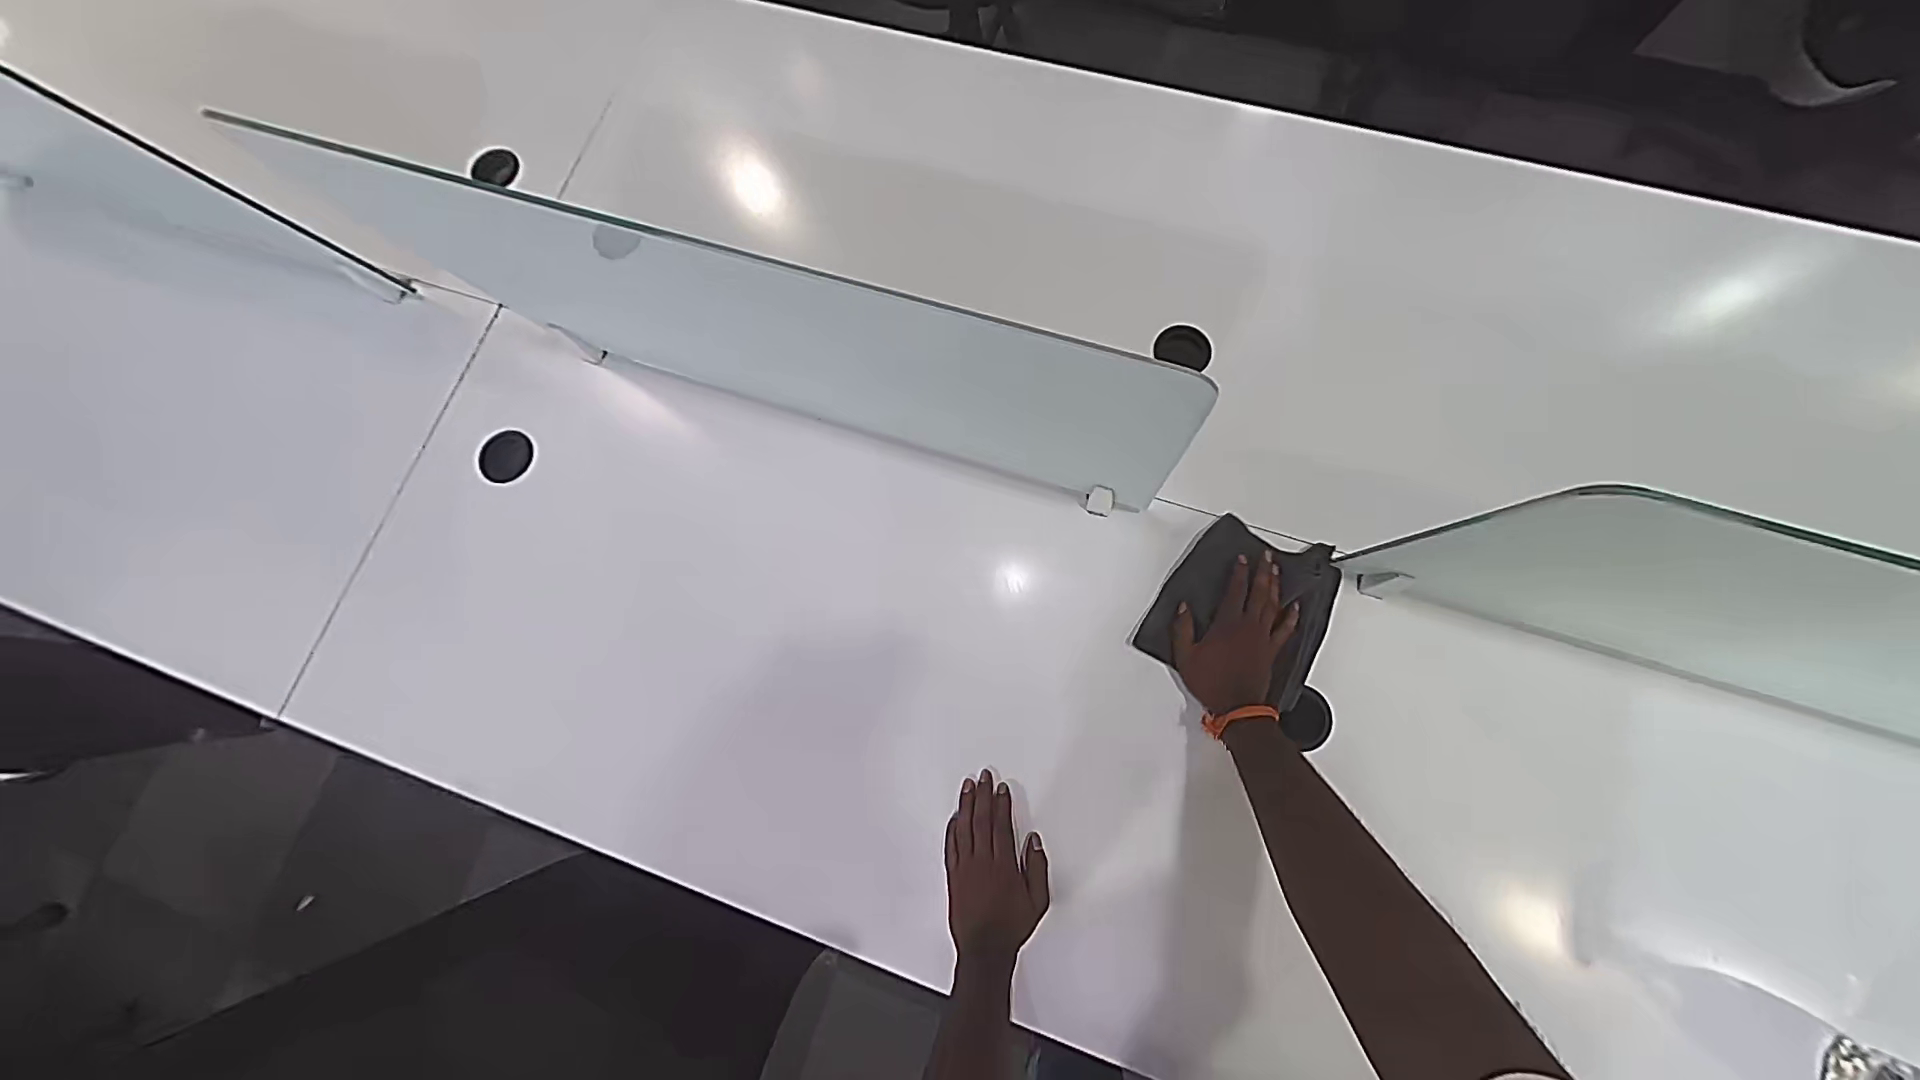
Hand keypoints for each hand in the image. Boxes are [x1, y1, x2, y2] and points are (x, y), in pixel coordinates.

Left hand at [945, 768, 1049, 969]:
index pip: (1002, 825)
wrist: (984, 950)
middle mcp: (983, 862)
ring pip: (965, 828)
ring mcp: (966, 867)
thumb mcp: (1037, 900)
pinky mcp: (953, 876)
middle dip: (984, 795)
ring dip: (966, 805)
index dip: (1002, 803)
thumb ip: (1036, 868)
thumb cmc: (1011, 926)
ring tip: (968, 787)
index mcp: (1003, 865)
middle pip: (982, 819)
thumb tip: (1032, 842)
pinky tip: (955, 817)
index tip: (1002, 788)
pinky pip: (951, 846)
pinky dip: (952, 829)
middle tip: (984, 777)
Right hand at [1172, 550, 1299, 714]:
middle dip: (1263, 572)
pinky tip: (1294, 607)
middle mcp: (1248, 627)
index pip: (1235, 591)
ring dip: (1275, 586)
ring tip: (1277, 572)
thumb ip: (1182, 629)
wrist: (1238, 707)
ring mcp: (1263, 638)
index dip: (1239, 573)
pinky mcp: (1271, 651)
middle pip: (1259, 593)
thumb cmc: (1212, 683)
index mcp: (1227, 625)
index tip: (1241, 559)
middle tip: (1267, 557)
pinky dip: (1290, 616)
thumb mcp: (1185, 655)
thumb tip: (1183, 608)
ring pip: (1273, 605)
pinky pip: (1285, 629)